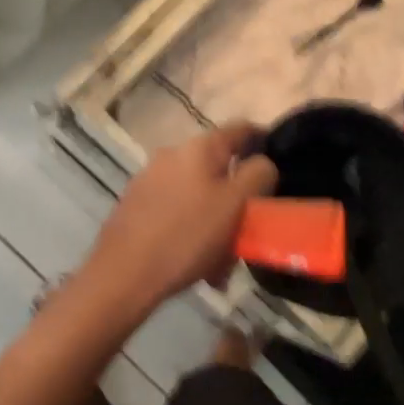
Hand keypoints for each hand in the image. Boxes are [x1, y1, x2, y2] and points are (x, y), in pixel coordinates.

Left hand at [76, 123, 278, 320]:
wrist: (123, 274)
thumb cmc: (187, 236)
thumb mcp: (236, 204)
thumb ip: (258, 175)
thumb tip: (263, 163)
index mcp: (198, 148)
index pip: (240, 130)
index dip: (264, 141)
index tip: (280, 163)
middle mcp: (171, 156)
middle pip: (218, 171)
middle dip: (237, 201)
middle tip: (249, 231)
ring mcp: (149, 181)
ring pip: (198, 198)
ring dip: (216, 224)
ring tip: (223, 263)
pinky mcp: (136, 207)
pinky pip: (177, 215)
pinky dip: (193, 234)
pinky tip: (199, 267)